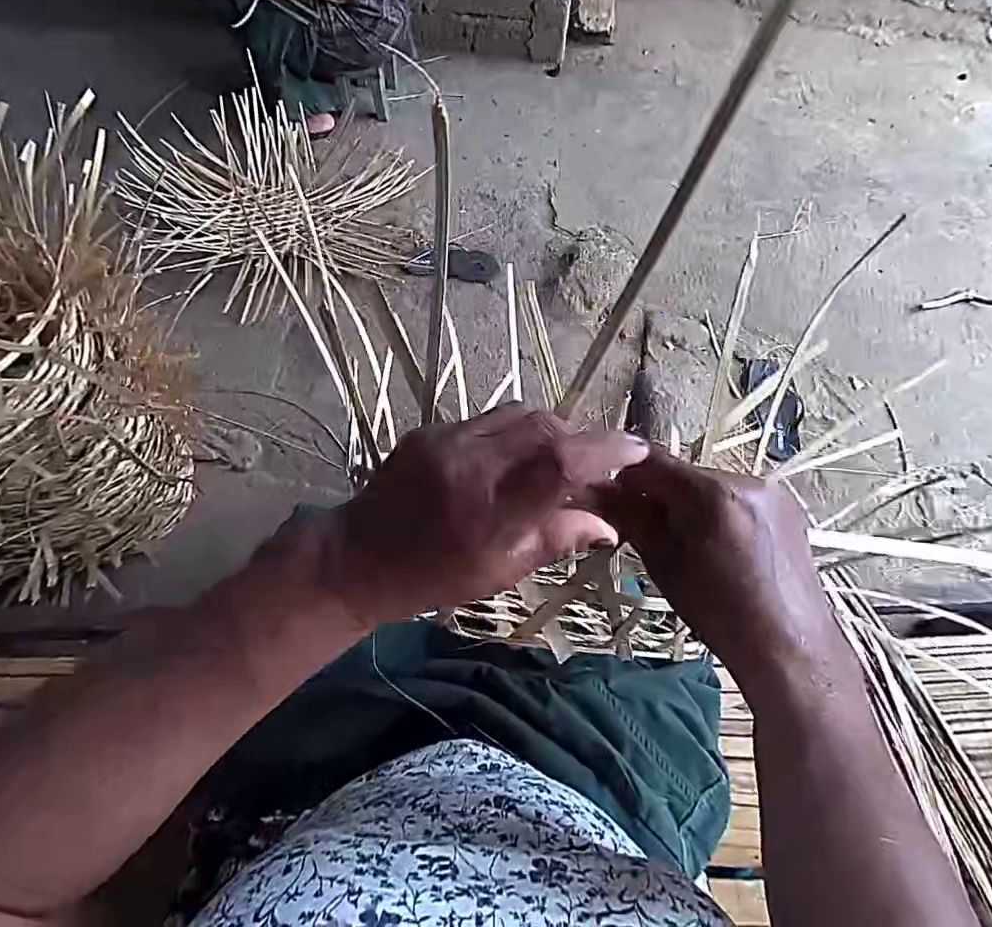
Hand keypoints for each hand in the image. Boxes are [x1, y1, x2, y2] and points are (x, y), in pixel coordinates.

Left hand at [308, 407, 647, 628]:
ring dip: (550, 429)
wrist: (356, 557)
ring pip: (520, 413)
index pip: (562, 464)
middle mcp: (471, 464)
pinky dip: (515, 431)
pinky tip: (512, 455)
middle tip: (594, 460)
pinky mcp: (430, 428)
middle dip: (581, 437)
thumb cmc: (432, 578)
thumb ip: (557, 539)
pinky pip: (489, 417)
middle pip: (547, 426)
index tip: (635, 448)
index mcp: (491, 512)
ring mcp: (447, 439)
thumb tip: (609, 524)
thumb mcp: (499, 571)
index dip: (606, 449)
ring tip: (555, 456)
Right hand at [591, 450, 843, 687]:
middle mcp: (746, 480)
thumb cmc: (722, 617)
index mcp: (713, 495)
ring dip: (689, 503)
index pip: (652, 460)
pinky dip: (718, 512)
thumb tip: (594, 489)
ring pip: (709, 484)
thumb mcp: (665, 565)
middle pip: (683, 473)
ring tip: (689, 545)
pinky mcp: (786, 505)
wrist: (792, 649)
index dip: (622, 473)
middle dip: (659, 494)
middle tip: (646, 529)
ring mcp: (771, 491)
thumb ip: (630, 517)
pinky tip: (721, 547)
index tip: (605, 492)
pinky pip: (736, 496)